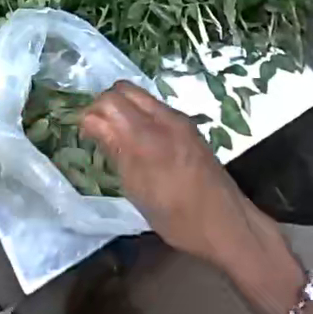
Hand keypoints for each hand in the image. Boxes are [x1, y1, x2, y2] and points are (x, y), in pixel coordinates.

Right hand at [79, 81, 287, 274]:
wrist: (227, 224)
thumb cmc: (177, 217)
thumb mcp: (136, 188)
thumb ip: (114, 148)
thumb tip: (91, 122)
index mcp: (148, 135)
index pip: (109, 101)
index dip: (91, 113)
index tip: (85, 134)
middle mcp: (165, 118)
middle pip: (123, 89)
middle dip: (105, 104)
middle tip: (98, 131)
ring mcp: (179, 120)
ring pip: (140, 96)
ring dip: (123, 108)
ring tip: (117, 137)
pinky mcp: (189, 126)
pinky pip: (155, 107)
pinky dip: (139, 114)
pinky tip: (139, 142)